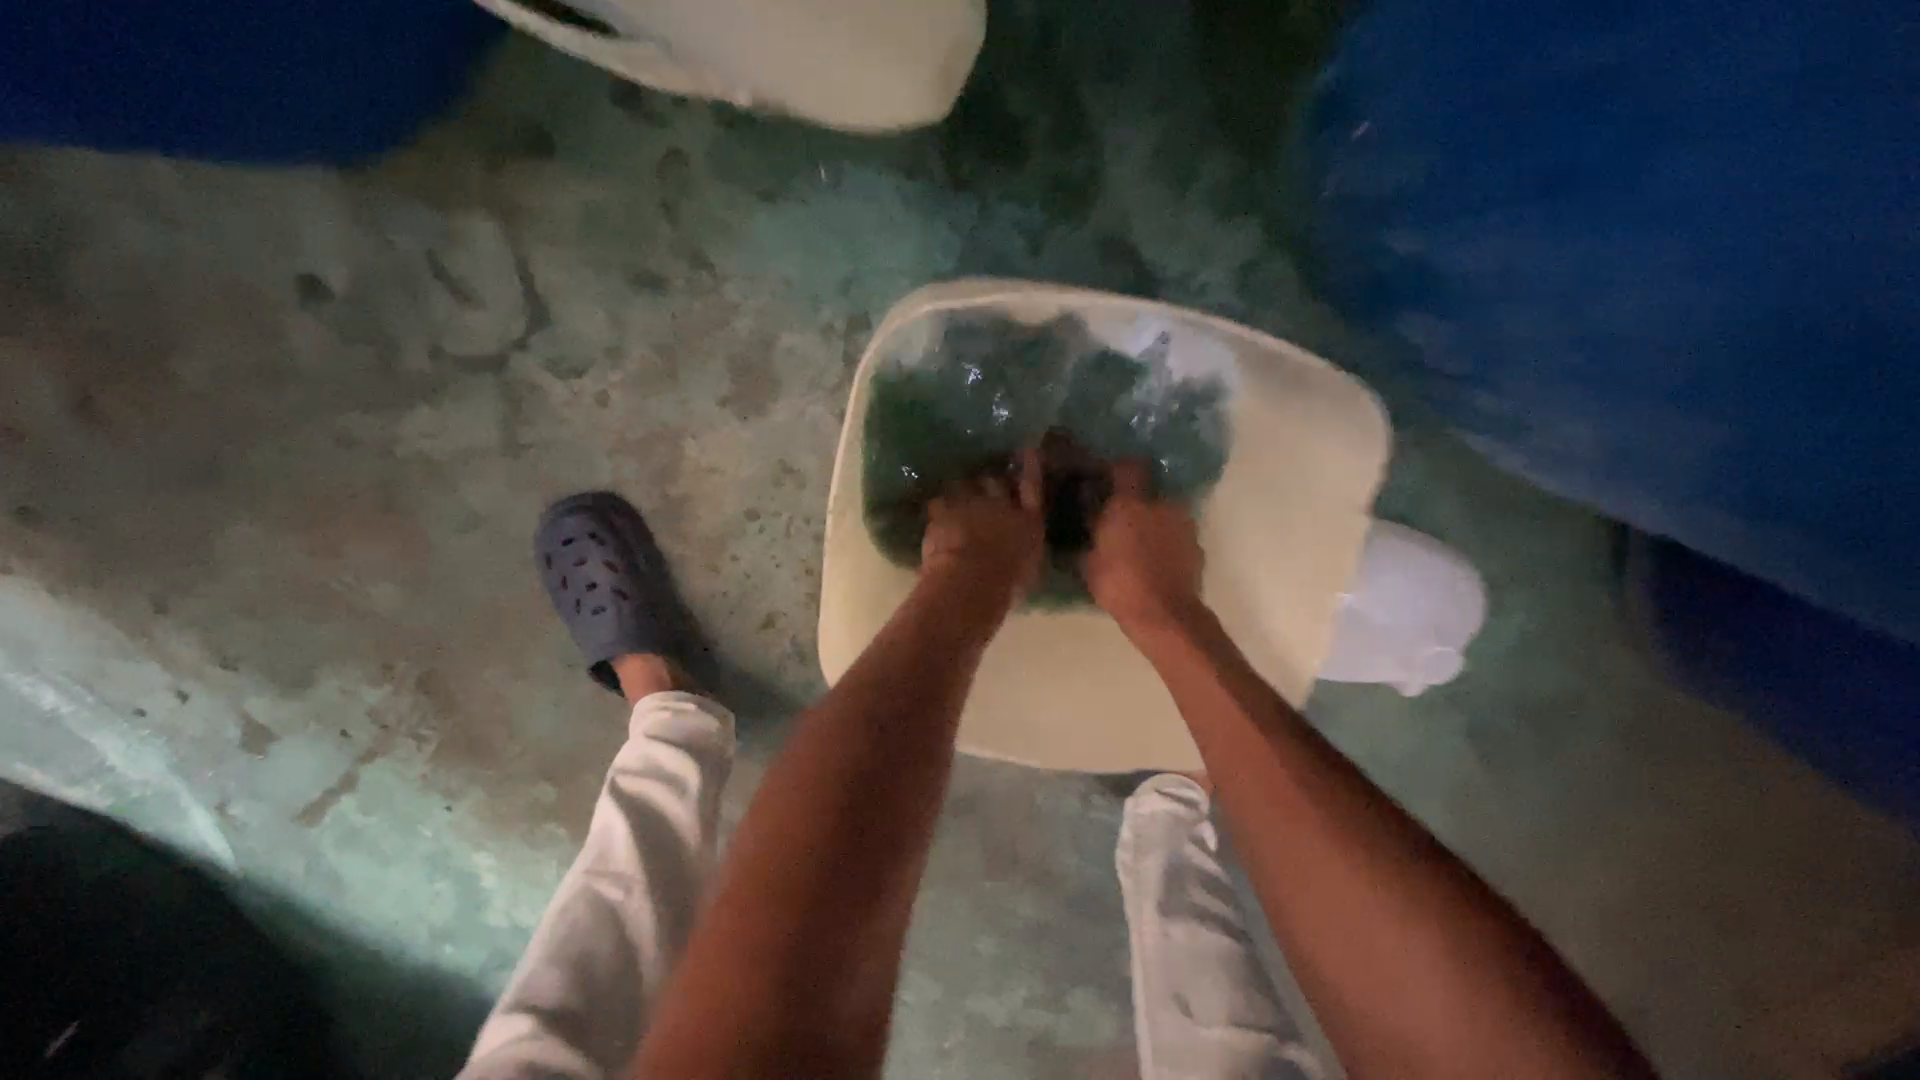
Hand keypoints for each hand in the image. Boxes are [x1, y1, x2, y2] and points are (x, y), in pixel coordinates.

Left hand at [920, 447, 1045, 609]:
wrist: (972, 578)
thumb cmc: (1008, 581)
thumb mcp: (1028, 567)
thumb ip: (1024, 550)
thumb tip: (1020, 547)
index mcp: (1027, 520)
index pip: (1032, 486)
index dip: (1030, 467)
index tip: (1028, 450)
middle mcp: (1000, 504)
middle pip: (993, 481)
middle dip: (989, 480)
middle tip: (983, 483)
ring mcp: (969, 503)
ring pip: (963, 485)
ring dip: (960, 490)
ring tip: (954, 495)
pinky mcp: (942, 510)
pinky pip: (938, 502)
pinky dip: (937, 507)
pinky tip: (934, 512)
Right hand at [1084, 461, 1204, 631]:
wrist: (1165, 615)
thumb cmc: (1119, 585)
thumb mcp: (1088, 562)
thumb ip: (1090, 535)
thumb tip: (1088, 522)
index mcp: (1130, 503)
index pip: (1127, 466)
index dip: (1116, 470)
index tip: (1105, 480)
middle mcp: (1161, 504)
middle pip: (1148, 492)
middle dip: (1135, 502)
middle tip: (1119, 521)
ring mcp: (1184, 524)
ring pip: (1164, 514)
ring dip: (1153, 523)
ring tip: (1138, 545)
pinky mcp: (1197, 546)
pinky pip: (1177, 536)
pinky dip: (1167, 543)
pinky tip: (1155, 562)